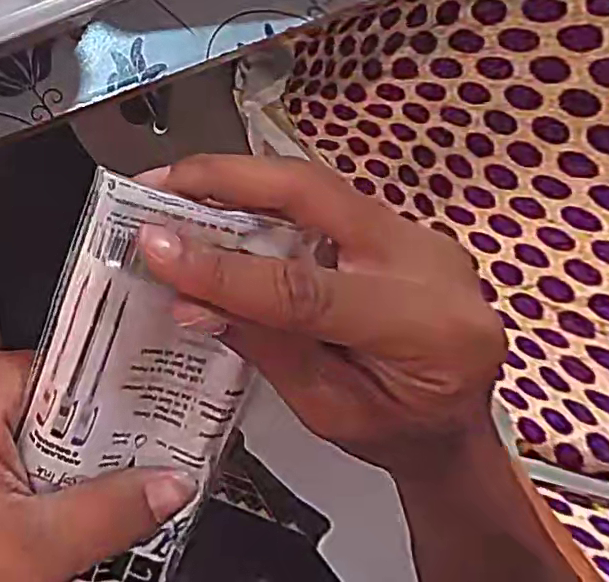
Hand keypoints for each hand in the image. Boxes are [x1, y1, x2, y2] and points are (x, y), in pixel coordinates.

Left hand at [0, 349, 194, 581]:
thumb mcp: (33, 543)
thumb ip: (109, 509)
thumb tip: (175, 481)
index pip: (80, 362)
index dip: (131, 387)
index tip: (178, 401)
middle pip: (76, 397)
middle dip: (121, 434)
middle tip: (178, 453)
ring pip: (66, 430)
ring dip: (102, 462)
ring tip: (155, 479)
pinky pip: (47, 451)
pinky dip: (76, 478)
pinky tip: (108, 502)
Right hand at [136, 154, 505, 476]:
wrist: (452, 422)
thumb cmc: (396, 429)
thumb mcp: (324, 408)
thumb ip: (260, 343)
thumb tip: (189, 297)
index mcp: (425, 329)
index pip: (304, 288)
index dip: (221, 267)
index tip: (156, 247)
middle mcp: (427, 261)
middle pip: (311, 192)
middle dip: (223, 179)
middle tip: (157, 182)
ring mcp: (412, 229)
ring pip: (307, 180)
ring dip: (232, 177)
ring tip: (170, 184)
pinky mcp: (387, 217)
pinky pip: (311, 191)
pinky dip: (253, 188)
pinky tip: (211, 194)